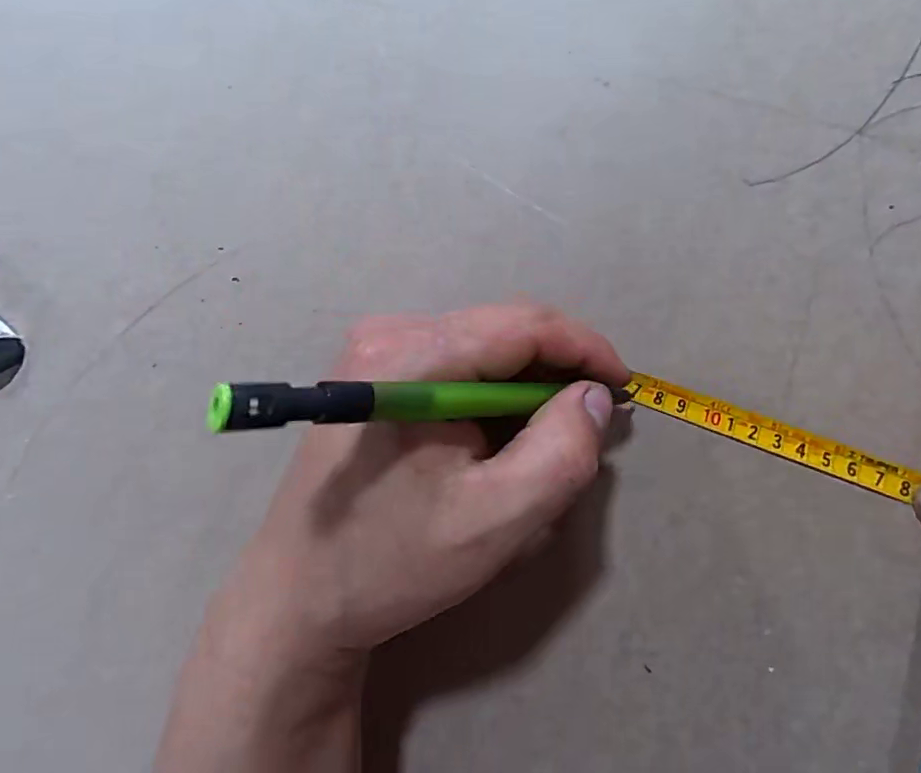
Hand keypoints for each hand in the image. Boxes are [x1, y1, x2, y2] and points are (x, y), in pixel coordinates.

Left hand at [155, 305, 629, 772]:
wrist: (296, 596)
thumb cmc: (391, 562)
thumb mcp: (495, 522)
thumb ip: (561, 454)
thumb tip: (594, 397)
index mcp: (410, 358)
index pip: (520, 324)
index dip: (584, 348)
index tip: (624, 386)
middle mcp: (388, 333)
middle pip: (501, 330)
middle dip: (555, 372)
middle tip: (588, 426)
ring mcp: (374, 348)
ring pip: (482, 347)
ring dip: (523, 390)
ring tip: (537, 451)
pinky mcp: (374, 370)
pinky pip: (456, 364)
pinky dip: (490, 397)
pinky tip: (492, 447)